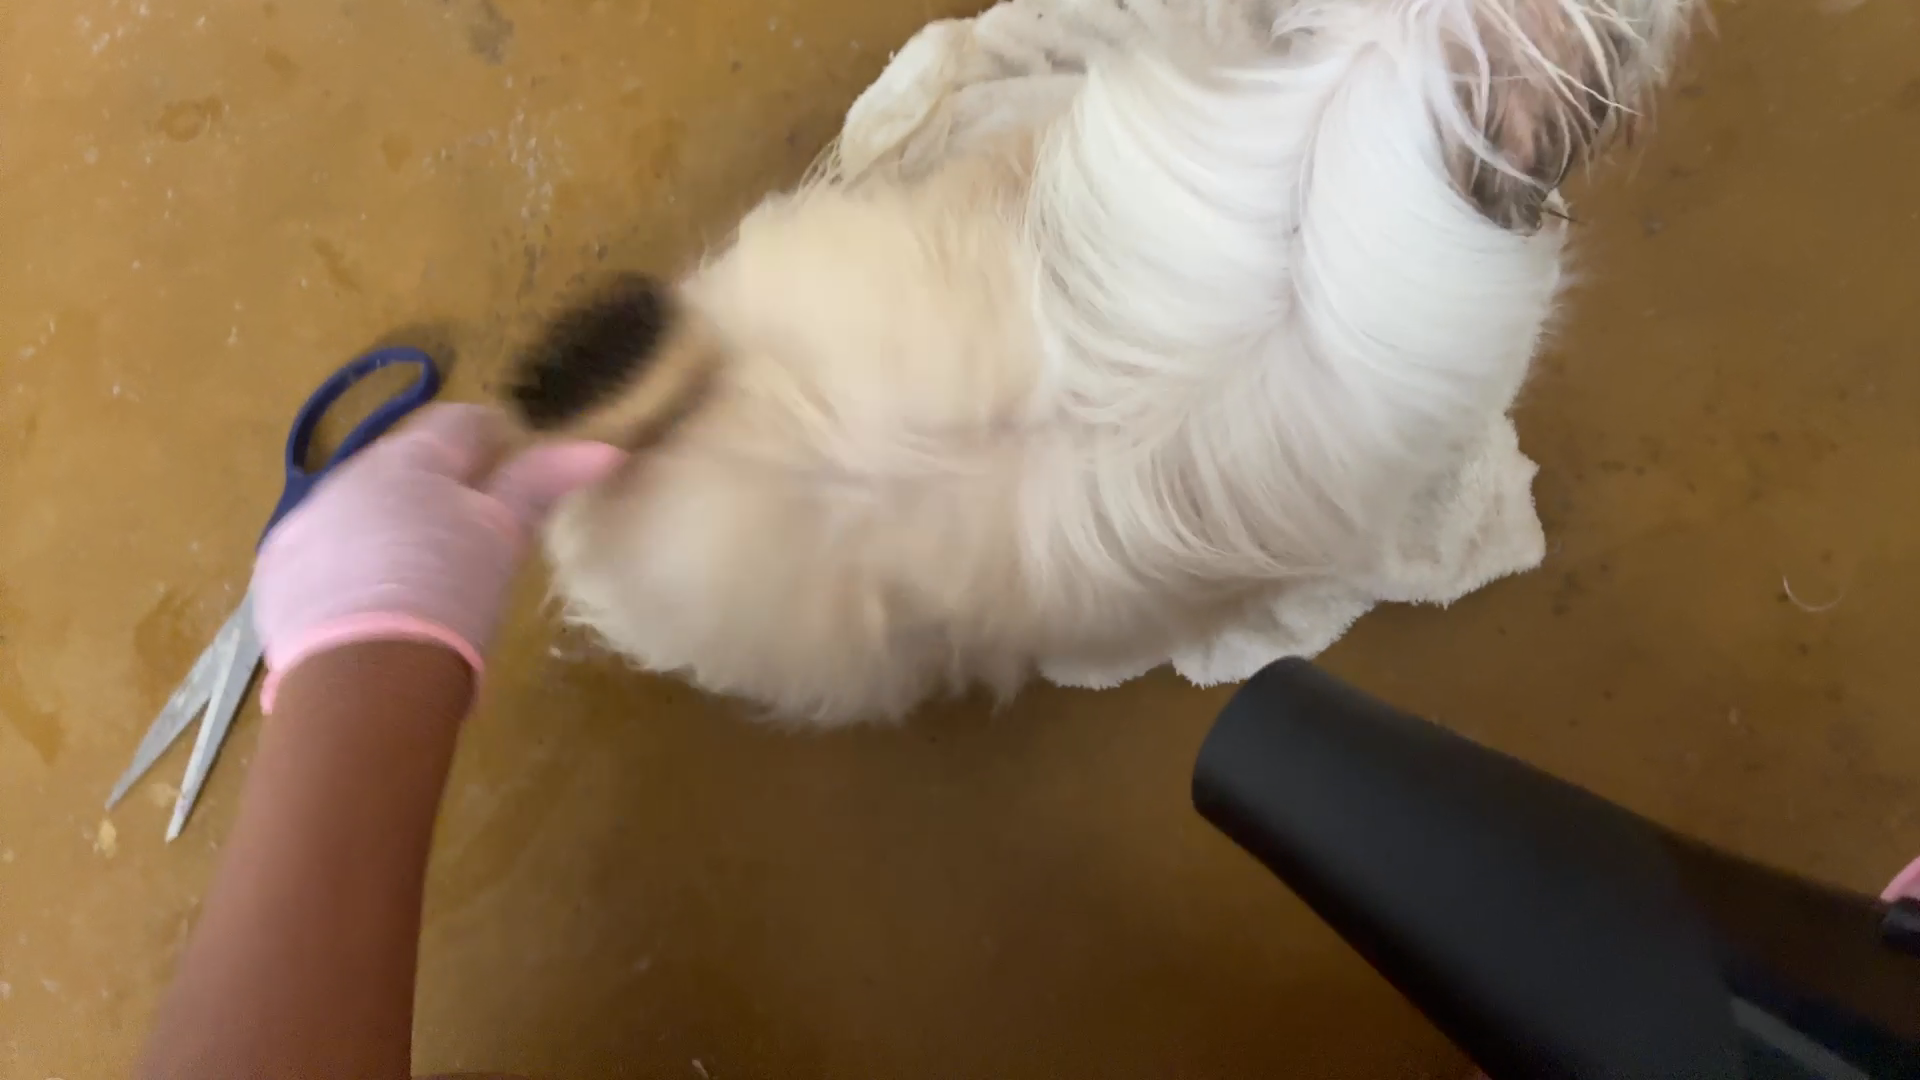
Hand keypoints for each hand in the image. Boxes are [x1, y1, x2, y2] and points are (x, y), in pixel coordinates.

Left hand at [250, 403, 624, 709]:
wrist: (365, 678)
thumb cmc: (452, 592)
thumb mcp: (507, 536)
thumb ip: (545, 484)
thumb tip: (607, 450)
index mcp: (410, 462)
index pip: (459, 422)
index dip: (496, 434)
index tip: (520, 458)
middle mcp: (347, 480)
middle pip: (409, 462)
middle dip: (445, 480)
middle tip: (485, 521)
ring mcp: (304, 527)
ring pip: (365, 505)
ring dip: (399, 519)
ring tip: (435, 564)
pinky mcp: (278, 576)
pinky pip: (329, 549)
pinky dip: (360, 560)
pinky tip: (387, 599)